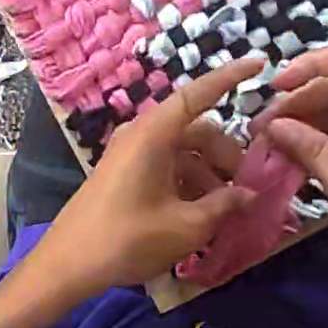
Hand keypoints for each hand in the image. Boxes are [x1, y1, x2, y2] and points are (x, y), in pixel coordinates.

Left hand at [23, 57, 263, 298]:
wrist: (68, 264)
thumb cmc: (128, 239)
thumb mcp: (186, 226)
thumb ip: (224, 205)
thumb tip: (250, 194)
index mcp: (154, 134)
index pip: (197, 94)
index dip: (230, 77)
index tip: (259, 63)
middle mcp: (142, 135)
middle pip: (197, 130)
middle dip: (227, 155)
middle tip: (249, 188)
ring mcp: (131, 154)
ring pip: (183, 151)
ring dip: (209, 173)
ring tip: (229, 208)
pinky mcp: (125, 174)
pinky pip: (166, 166)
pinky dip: (189, 182)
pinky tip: (203, 212)